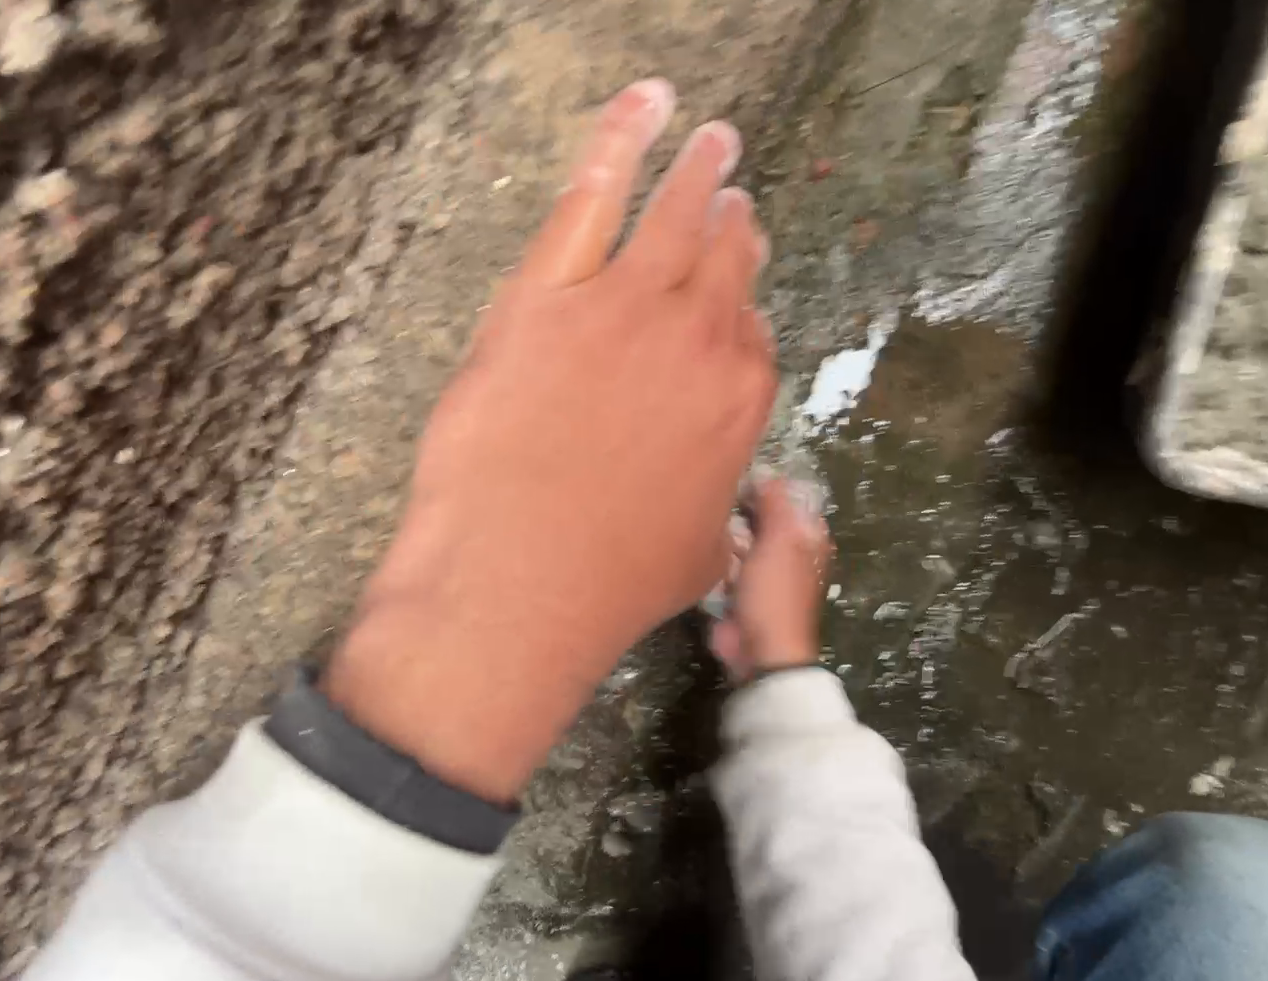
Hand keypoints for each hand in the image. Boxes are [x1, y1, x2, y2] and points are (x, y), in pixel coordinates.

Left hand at [324, 78, 775, 802]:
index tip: (735, 273)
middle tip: (732, 192)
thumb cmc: (610, 584)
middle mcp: (695, 340)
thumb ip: (718, 522)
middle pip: (721, 261)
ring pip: (671, 217)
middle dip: (730, 223)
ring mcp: (620, 309)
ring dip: (697, 172)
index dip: (739, 297)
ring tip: (711, 141)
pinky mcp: (544, 300)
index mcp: (736, 400)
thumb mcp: (698, 560)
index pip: (747, 328)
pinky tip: (642, 108)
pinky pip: (589, 201)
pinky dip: (618, 142)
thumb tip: (728, 525)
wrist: (520, 579)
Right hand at [709, 475, 830, 682]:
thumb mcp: (780, 540)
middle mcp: (785, 551)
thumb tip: (766, 471)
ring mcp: (758, 571)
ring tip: (716, 546)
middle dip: (739, 518)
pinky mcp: (735, 589)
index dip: (765, 488)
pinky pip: (720, 565)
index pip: (786, 498)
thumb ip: (775, 502)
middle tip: (724, 515)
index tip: (740, 479)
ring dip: (724, 543)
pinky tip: (706, 563)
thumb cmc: (775, 594)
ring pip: (735, 540)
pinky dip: (713, 564)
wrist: (758, 650)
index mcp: (806, 537)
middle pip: (757, 518)